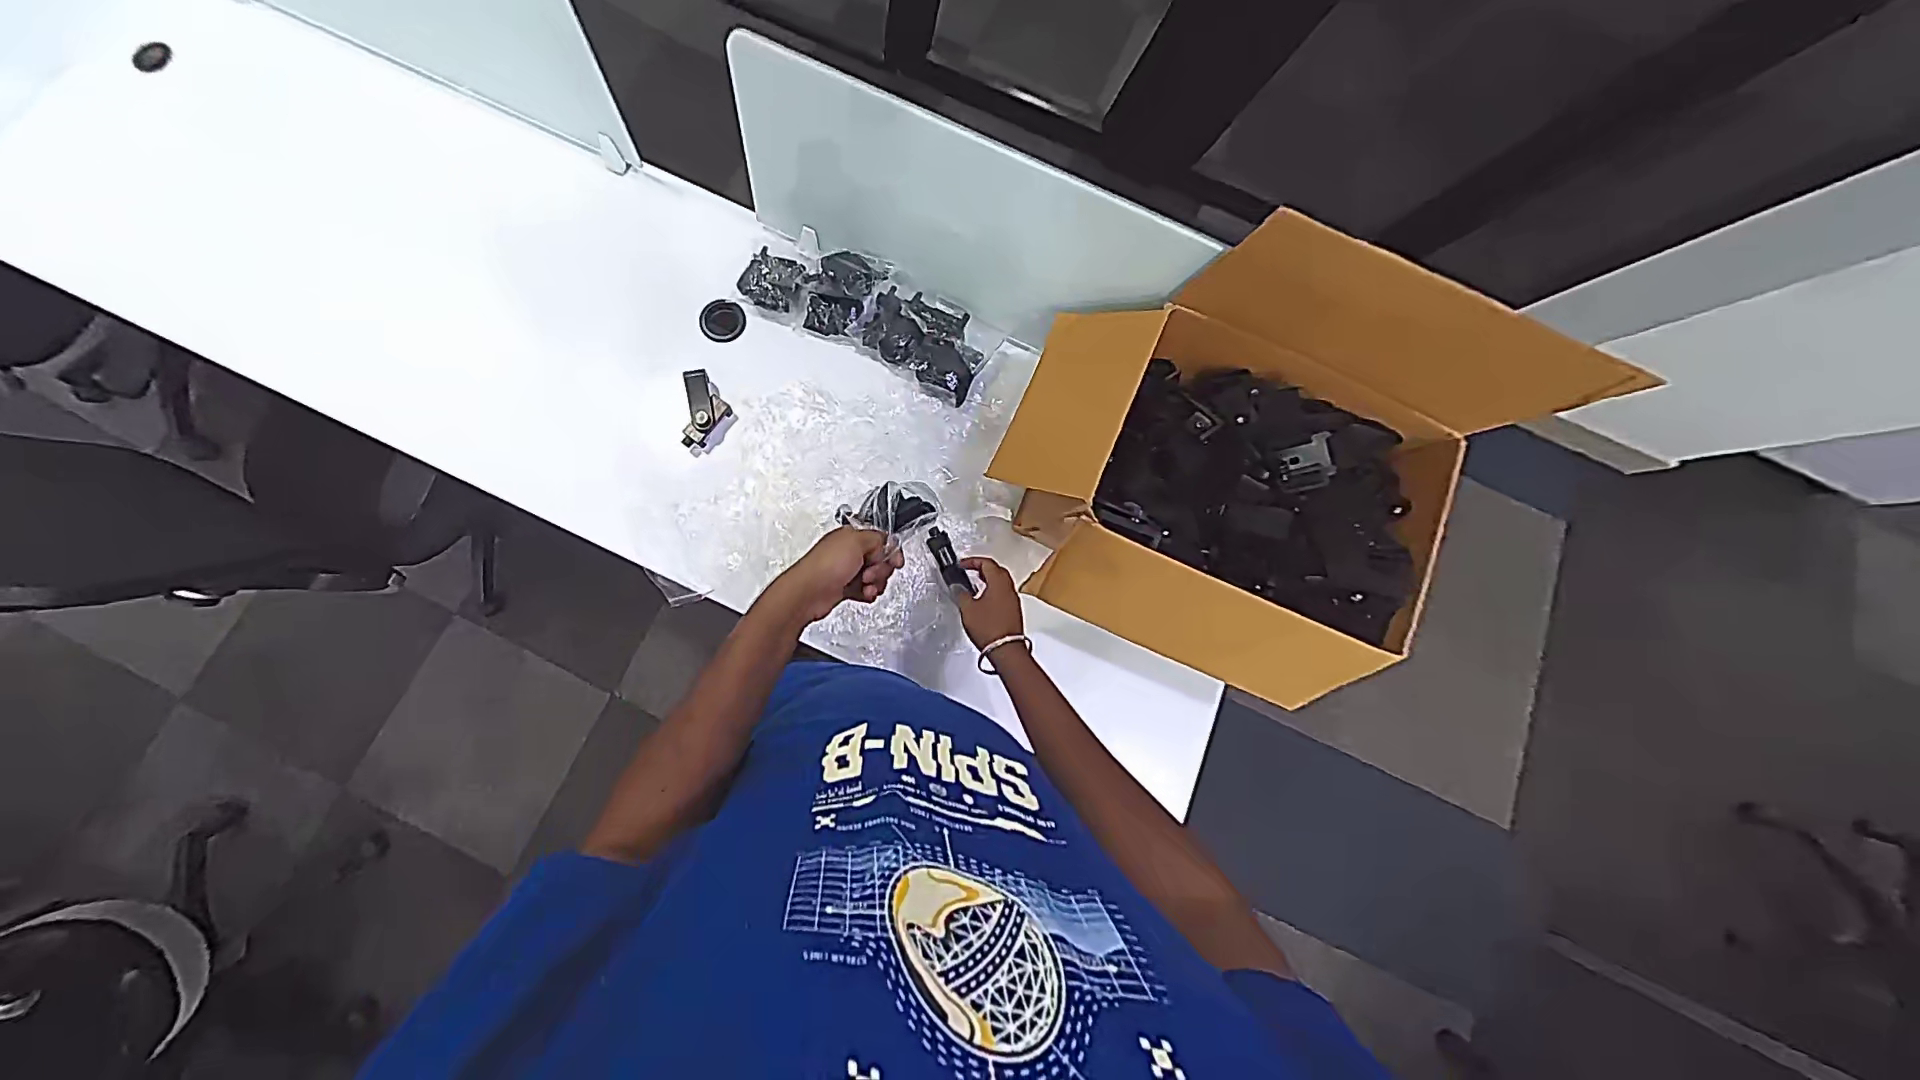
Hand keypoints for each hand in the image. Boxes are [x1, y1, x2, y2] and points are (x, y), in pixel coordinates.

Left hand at [761, 526, 904, 623]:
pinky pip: (864, 590)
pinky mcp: (843, 588)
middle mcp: (848, 552)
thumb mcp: (857, 542)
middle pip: (880, 560)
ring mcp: (845, 571)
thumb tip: (886, 545)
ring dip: (875, 584)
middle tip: (871, 574)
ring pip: (873, 577)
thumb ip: (878, 539)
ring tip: (866, 587)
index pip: (881, 540)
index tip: (895, 562)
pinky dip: (867, 593)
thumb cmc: (824, 567)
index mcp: (851, 537)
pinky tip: (863, 595)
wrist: (808, 594)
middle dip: (882, 570)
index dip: (891, 551)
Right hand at [955, 557, 1022, 648]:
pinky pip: (1003, 594)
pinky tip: (983, 600)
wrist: (1005, 649)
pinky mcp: (1014, 611)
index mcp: (999, 583)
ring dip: (988, 580)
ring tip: (974, 585)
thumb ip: (961, 594)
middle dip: (982, 568)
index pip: (987, 563)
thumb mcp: (968, 609)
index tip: (962, 564)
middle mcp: (1009, 589)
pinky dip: (993, 591)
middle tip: (969, 570)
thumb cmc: (990, 629)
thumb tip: (957, 587)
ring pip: (1001, 582)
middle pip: (997, 570)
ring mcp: (1013, 600)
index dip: (973, 561)